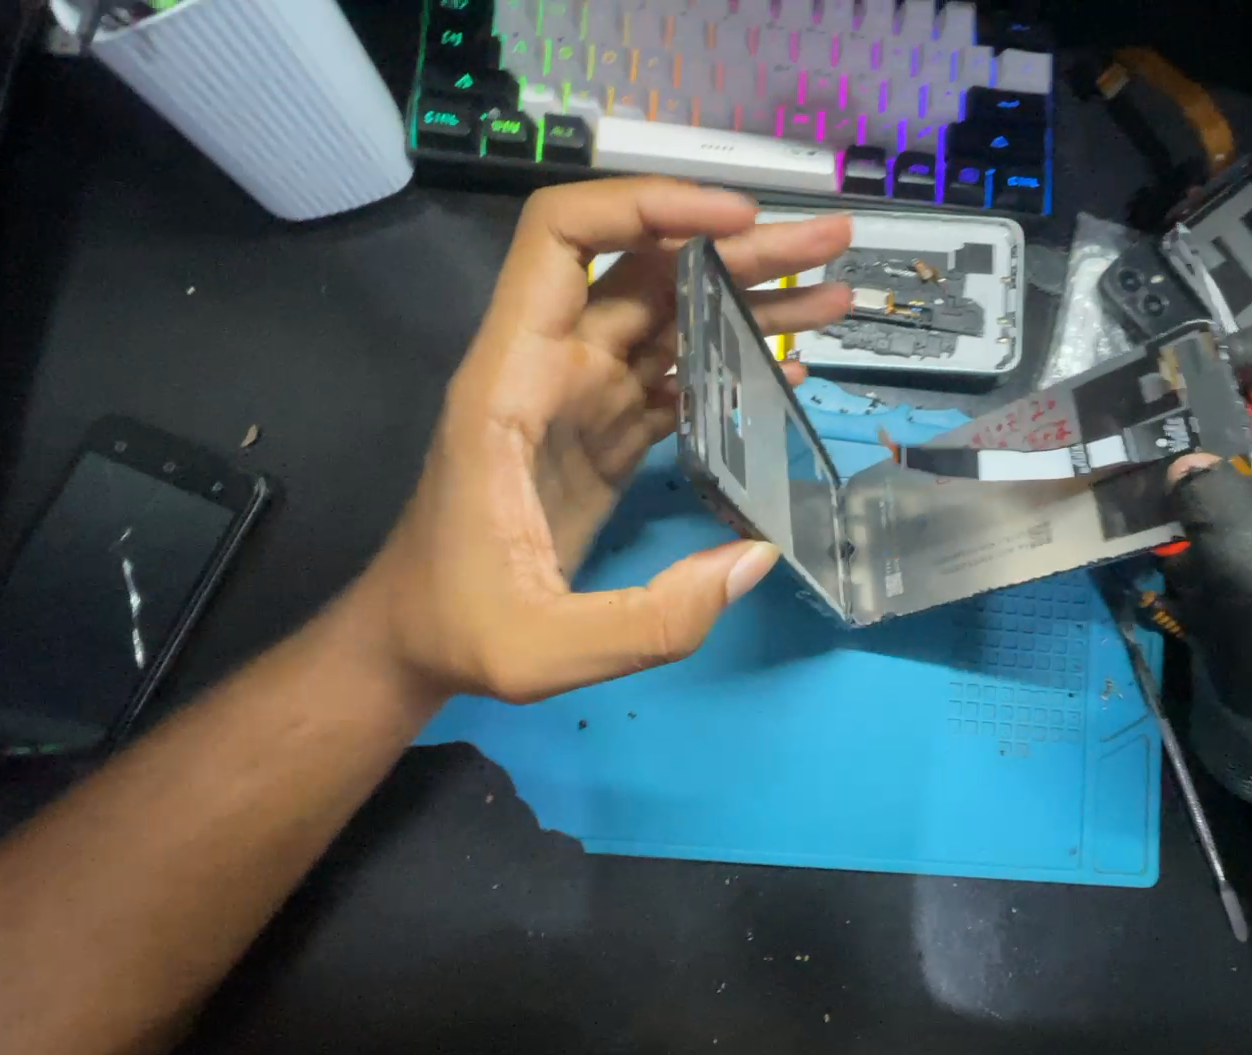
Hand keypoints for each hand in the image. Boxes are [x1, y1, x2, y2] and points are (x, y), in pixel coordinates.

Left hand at [355, 178, 852, 704]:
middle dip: (740, 251)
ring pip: (673, 321)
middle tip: (829, 244)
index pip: (565, 242)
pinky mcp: (608, 433)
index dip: (648, 208)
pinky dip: (732, 367)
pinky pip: (677, 378)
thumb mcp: (546, 648)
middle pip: (648, 273)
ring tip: (832, 296)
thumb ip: (654, 619)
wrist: (418, 638)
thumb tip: (756, 559)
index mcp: (514, 384)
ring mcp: (583, 399)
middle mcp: (552, 371)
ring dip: (750, 302)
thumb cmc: (459, 629)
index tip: (738, 223)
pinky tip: (788, 371)